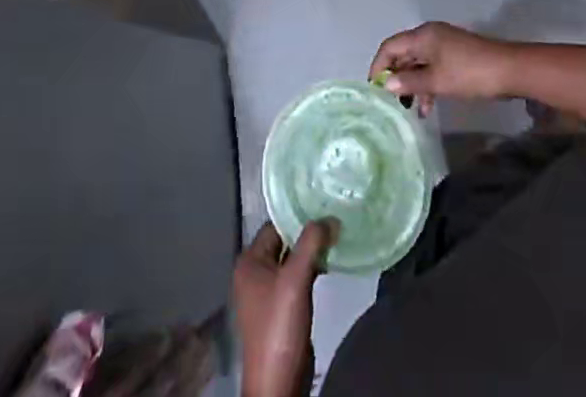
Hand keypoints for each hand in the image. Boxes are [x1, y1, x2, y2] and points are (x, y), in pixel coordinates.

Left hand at [232, 221, 332, 396]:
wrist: (277, 380)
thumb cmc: (279, 324)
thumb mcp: (295, 279)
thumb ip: (310, 245)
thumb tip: (329, 218)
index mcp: (249, 261)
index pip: (274, 226)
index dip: (297, 216)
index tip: (323, 206)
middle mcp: (254, 273)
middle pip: (282, 243)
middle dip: (306, 234)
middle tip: (334, 220)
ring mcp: (266, 292)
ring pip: (290, 262)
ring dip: (310, 253)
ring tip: (336, 239)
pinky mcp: (280, 309)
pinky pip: (295, 280)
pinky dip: (310, 271)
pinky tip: (329, 267)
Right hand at [369, 22, 520, 114]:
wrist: (512, 71)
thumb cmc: (470, 74)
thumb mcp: (437, 81)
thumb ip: (410, 82)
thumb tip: (387, 84)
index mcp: (422, 36)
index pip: (390, 47)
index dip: (379, 66)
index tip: (375, 89)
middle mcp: (430, 36)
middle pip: (403, 54)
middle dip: (396, 77)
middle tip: (392, 101)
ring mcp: (444, 45)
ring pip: (419, 63)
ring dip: (413, 84)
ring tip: (412, 109)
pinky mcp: (456, 56)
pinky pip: (433, 68)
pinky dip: (428, 84)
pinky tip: (429, 106)